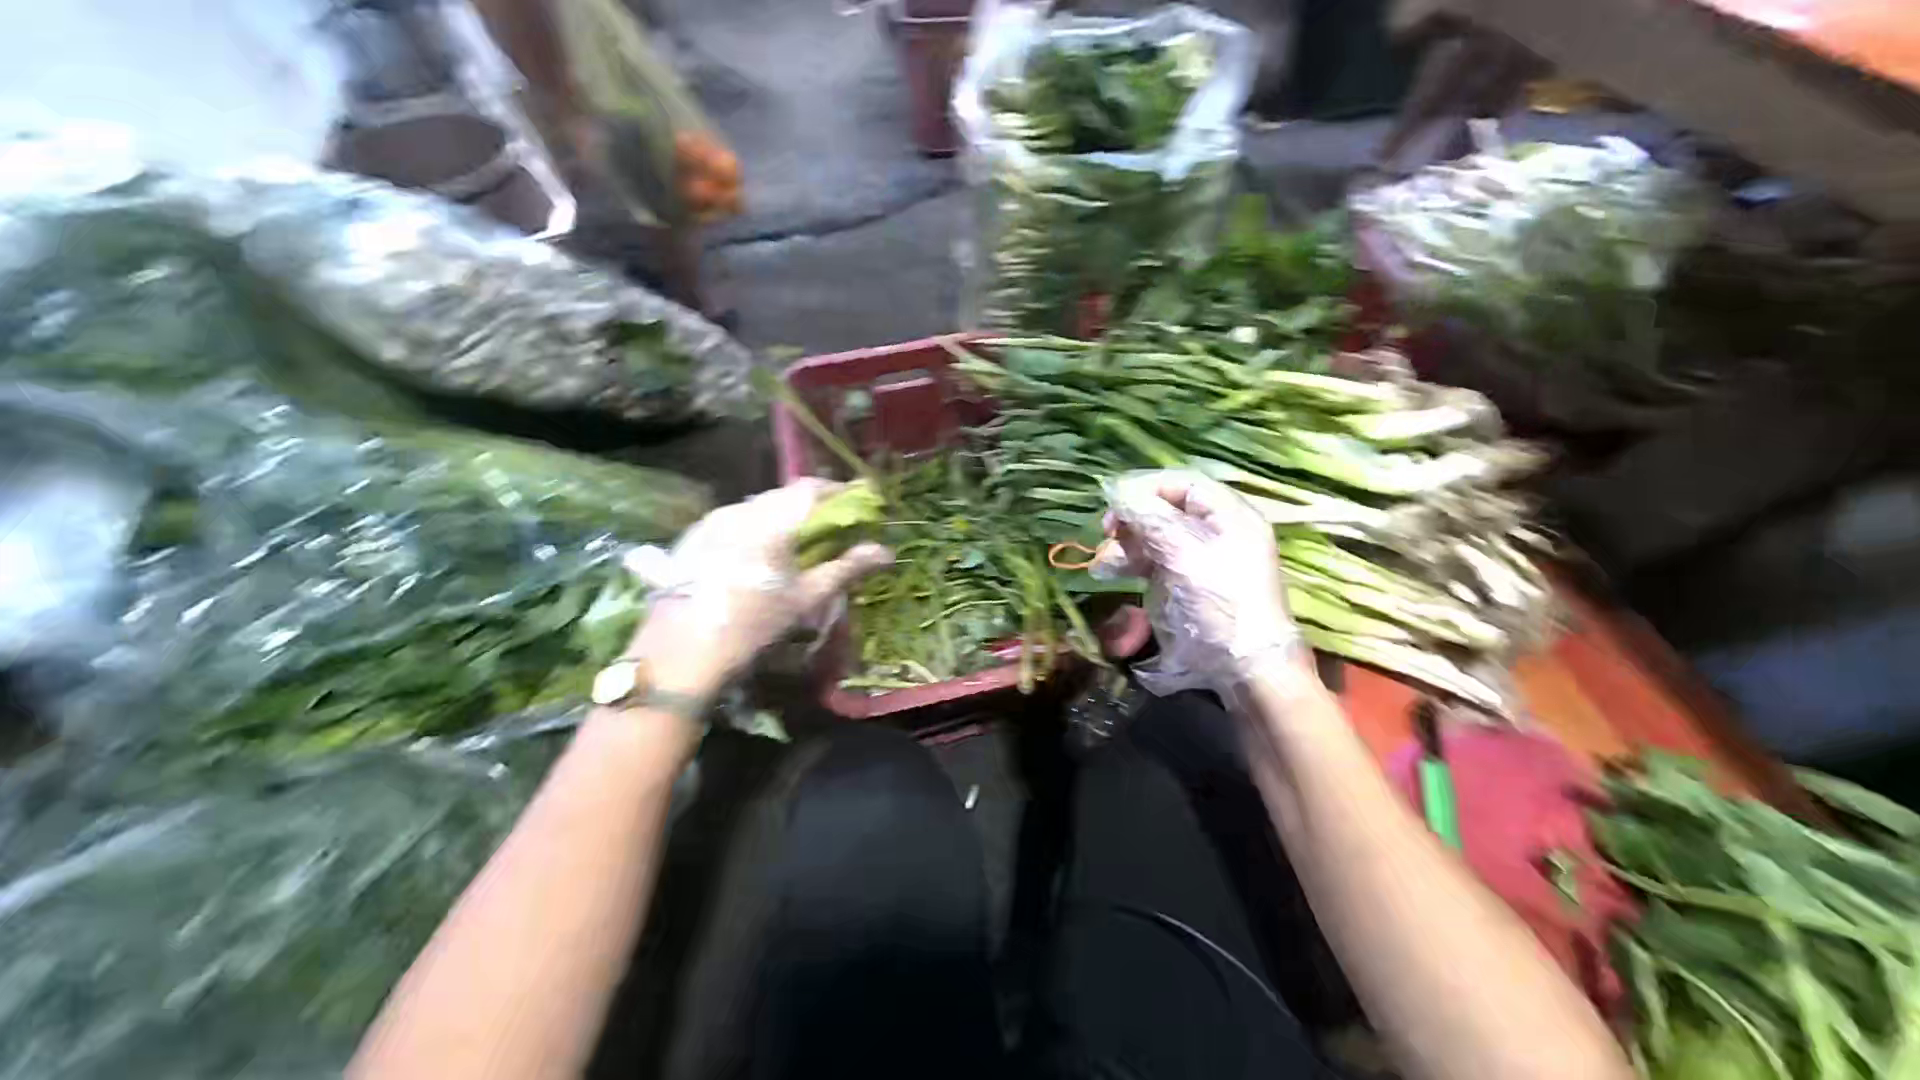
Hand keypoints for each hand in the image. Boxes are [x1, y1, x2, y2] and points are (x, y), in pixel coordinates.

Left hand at [623, 479, 891, 699]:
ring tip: (799, 536)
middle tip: (834, 521)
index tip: (860, 498)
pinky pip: (735, 518)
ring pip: (758, 505)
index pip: (812, 488)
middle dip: (813, 503)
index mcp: (772, 520)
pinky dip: (757, 525)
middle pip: (784, 494)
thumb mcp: (806, 597)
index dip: (840, 490)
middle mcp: (742, 509)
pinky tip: (760, 550)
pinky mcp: (695, 535)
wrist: (681, 650)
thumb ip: (846, 568)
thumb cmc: (753, 623)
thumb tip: (886, 552)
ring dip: (783, 513)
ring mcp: (713, 520)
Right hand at [1091, 470, 1306, 695]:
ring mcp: (1196, 559)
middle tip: (1107, 533)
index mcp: (1228, 515)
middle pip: (1163, 508)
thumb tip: (1115, 489)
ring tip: (1104, 565)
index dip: (1145, 487)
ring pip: (1151, 535)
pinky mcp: (1181, 584)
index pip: (1182, 482)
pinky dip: (1128, 563)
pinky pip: (1150, 561)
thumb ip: (1149, 517)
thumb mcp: (1184, 553)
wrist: (1242, 668)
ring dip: (1123, 544)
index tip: (1114, 504)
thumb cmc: (1219, 601)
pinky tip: (1108, 573)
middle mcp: (1213, 532)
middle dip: (1130, 520)